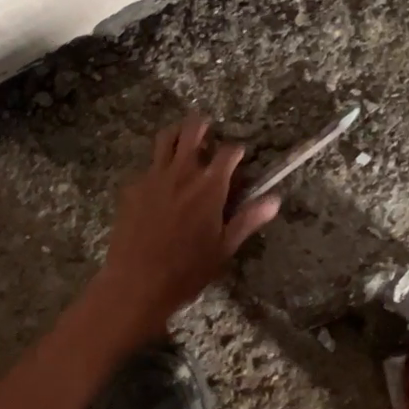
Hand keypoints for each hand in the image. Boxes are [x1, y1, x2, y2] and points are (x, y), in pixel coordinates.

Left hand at [94, 113, 280, 337]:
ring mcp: (154, 176)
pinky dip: (157, 166)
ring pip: (165, 139)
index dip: (236, 150)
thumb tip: (275, 199)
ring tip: (182, 138)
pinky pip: (147, 167)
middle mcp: (183, 172)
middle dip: (202, 126)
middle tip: (207, 128)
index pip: (228, 152)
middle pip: (192, 131)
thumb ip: (248, 219)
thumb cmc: (187, 269)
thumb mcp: (224, 247)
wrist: (136, 282)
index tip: (239, 154)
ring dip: (177, 133)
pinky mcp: (133, 187)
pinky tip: (159, 183)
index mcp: (209, 186)